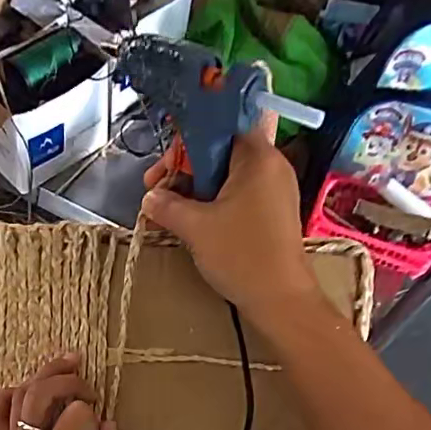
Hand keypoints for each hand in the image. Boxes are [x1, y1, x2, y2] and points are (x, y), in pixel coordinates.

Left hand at [0, 354, 126, 429]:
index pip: (74, 418)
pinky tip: (29, 387)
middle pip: (40, 394)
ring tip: (69, 361)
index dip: (94, 419)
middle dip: (70, 382)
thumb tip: (108, 427)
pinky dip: (11, 392)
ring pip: (20, 394)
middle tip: (91, 389)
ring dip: (45, 373)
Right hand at [139, 111, 321, 325]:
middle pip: (220, 154)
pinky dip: (216, 206)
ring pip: (228, 178)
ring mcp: (276, 192)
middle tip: (159, 196)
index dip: (183, 147)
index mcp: (257, 157)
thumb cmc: (241, 256)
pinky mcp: (274, 215)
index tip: (161, 173)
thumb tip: (150, 198)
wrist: (280, 300)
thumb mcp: (195, 227)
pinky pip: (240, 197)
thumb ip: (167, 205)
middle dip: (186, 172)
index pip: (216, 130)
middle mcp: (272, 166)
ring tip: (173, 214)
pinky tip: (196, 225)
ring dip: (197, 192)